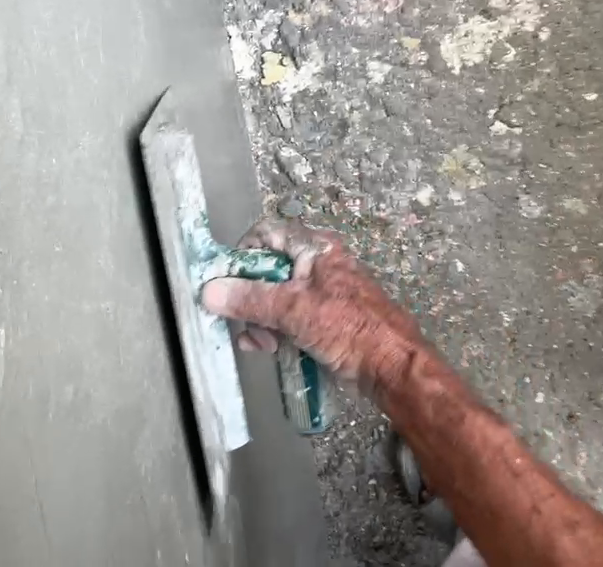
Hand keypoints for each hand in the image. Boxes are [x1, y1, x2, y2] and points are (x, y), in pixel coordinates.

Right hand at [200, 220, 425, 392]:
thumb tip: (209, 291)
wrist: (393, 367)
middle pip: (267, 268)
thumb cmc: (347, 328)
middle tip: (245, 323)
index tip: (224, 281)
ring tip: (261, 344)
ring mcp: (321, 291)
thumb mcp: (292, 310)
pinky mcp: (325, 317)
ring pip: (276, 295)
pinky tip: (268, 348)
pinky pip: (290, 316)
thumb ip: (250, 299)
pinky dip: (276, 329)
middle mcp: (316, 262)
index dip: (242, 254)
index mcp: (313, 247)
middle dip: (250, 297)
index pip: (266, 234)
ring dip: (261, 319)